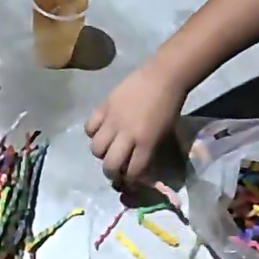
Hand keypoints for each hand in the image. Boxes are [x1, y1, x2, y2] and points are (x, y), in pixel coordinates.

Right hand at [86, 63, 184, 182]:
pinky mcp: (103, 106)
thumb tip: (136, 168)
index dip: (129, 181)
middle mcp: (127, 134)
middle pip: (110, 164)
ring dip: (101, 153)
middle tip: (114, 170)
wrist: (163, 77)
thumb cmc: (168, 107)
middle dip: (111, 173)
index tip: (128, 181)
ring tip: (107, 149)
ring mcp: (113, 120)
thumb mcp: (164, 135)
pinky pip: (89, 127)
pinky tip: (100, 131)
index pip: (132, 171)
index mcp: (146, 143)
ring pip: (96, 148)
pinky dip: (93, 133)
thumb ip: (149, 152)